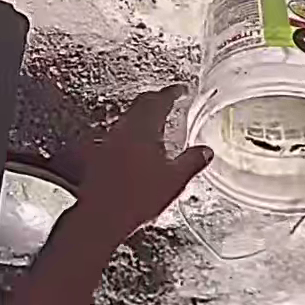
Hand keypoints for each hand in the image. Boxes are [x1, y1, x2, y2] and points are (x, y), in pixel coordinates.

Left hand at [73, 84, 211, 241]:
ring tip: (155, 123)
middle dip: (157, 98)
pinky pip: (119, 132)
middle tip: (169, 100)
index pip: (161, 99)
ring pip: (129, 116)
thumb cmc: (136, 197)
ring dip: (143, 114)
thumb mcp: (173, 181)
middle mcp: (125, 127)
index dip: (173, 92)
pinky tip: (134, 145)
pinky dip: (131, 131)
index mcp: (144, 127)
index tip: (181, 89)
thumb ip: (191, 162)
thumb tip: (206, 151)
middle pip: (142, 102)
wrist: (101, 215)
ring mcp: (110, 139)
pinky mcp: (99, 152)